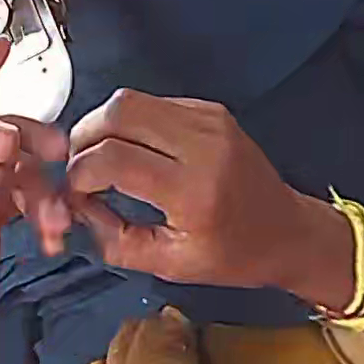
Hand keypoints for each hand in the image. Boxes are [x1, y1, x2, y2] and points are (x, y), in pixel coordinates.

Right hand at [64, 90, 355, 296]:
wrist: (288, 231)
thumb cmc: (234, 254)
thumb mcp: (169, 264)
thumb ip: (113, 239)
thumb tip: (76, 206)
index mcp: (194, 191)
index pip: (113, 159)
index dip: (79, 172)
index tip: (76, 190)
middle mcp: (202, 145)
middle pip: (116, 113)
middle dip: (83, 137)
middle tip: (79, 164)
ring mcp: (209, 120)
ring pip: (129, 99)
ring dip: (102, 124)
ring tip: (99, 154)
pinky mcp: (210, 109)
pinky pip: (151, 101)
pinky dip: (129, 121)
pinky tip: (132, 147)